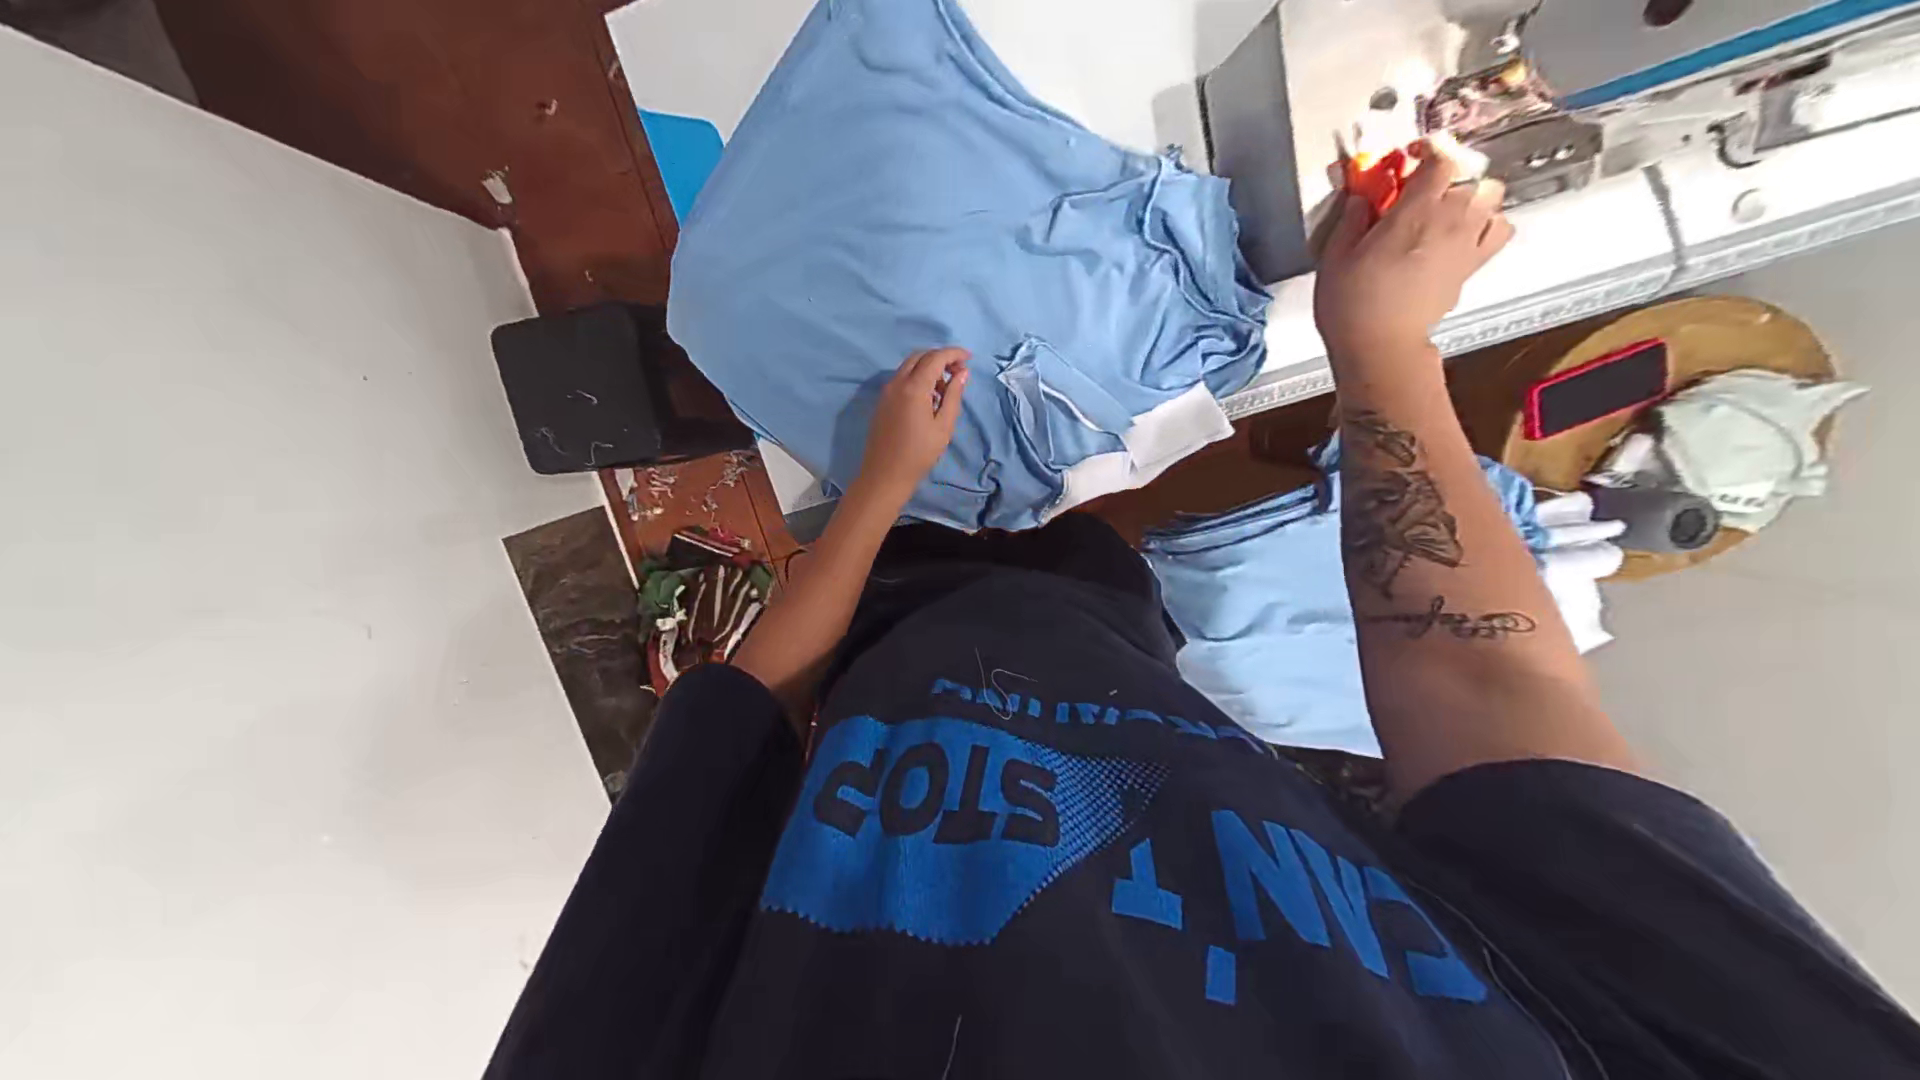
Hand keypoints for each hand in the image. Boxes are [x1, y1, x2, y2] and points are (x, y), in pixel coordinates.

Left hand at [857, 347, 969, 501]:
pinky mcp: (882, 401)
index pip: (935, 358)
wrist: (885, 475)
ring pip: (909, 367)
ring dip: (929, 368)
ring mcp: (886, 391)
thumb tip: (962, 373)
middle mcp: (896, 383)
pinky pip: (901, 379)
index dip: (954, 354)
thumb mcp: (944, 426)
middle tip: (958, 372)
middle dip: (940, 358)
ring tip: (946, 389)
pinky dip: (917, 378)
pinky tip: (929, 398)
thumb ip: (953, 396)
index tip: (969, 358)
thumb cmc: (919, 454)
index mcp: (913, 388)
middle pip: (920, 356)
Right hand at [1314, 146, 1512, 362]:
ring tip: (1444, 208)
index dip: (1428, 149)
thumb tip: (1361, 199)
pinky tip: (1465, 230)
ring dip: (1469, 194)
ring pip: (1490, 195)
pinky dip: (1489, 222)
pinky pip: (1500, 228)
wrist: (1379, 345)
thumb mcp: (1335, 258)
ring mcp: (1467, 241)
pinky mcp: (1473, 264)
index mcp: (1415, 211)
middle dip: (1446, 175)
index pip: (1441, 158)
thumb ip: (1351, 220)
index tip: (1410, 156)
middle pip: (1469, 173)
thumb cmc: (1352, 306)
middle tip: (1420, 189)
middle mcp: (1450, 219)